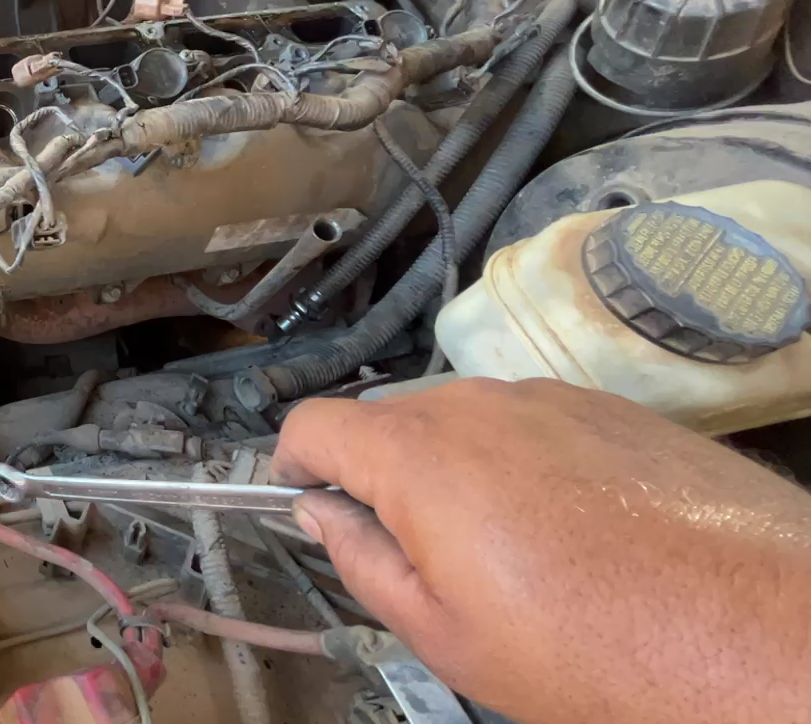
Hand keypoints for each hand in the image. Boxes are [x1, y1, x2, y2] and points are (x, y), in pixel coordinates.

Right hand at [273, 377, 810, 723]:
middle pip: (385, 422)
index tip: (304, 498)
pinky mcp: (615, 408)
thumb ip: (357, 560)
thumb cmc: (597, 654)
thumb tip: (322, 513)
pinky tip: (580, 524)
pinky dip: (525, 459)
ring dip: (453, 465)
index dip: (292, 461)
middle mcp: (468, 403)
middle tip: (425, 548)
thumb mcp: (445, 635)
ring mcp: (546, 398)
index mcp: (412, 452)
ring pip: (459, 420)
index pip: (310, 424)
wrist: (796, 651)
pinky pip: (532, 422)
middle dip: (380, 473)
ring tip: (515, 541)